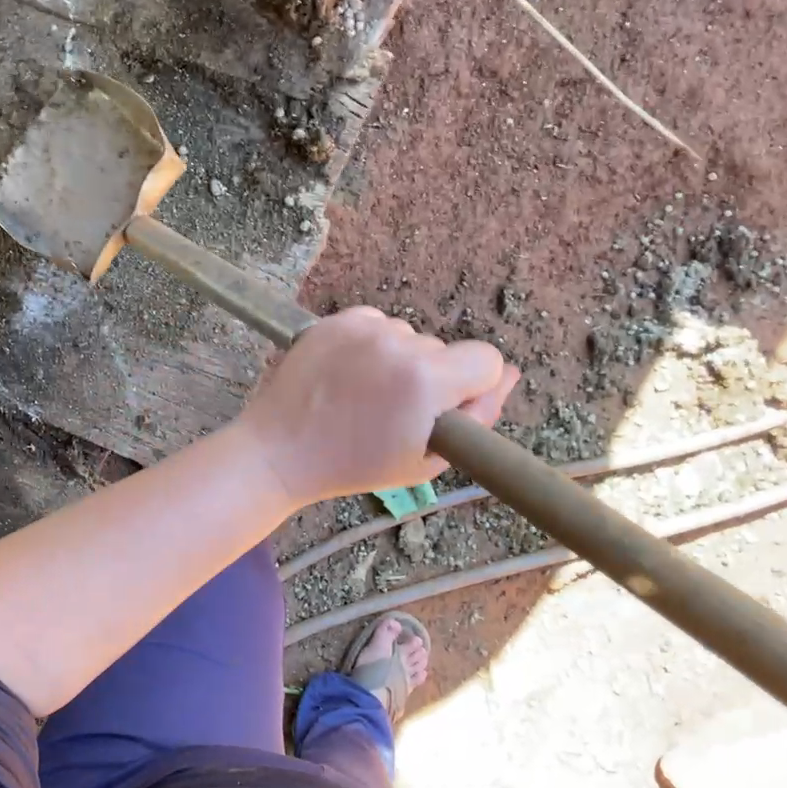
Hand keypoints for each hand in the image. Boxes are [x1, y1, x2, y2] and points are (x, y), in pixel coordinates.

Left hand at [236, 306, 519, 503]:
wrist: (277, 452)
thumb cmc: (351, 465)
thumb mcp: (425, 459)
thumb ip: (477, 417)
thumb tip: (509, 375)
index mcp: (427, 379)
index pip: (486, 359)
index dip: (470, 389)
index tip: (438, 412)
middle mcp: (398, 343)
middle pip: (442, 350)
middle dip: (428, 378)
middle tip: (386, 412)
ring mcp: (361, 329)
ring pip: (406, 337)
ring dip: (395, 360)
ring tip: (360, 396)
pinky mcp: (331, 322)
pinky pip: (373, 325)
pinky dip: (367, 346)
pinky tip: (346, 376)